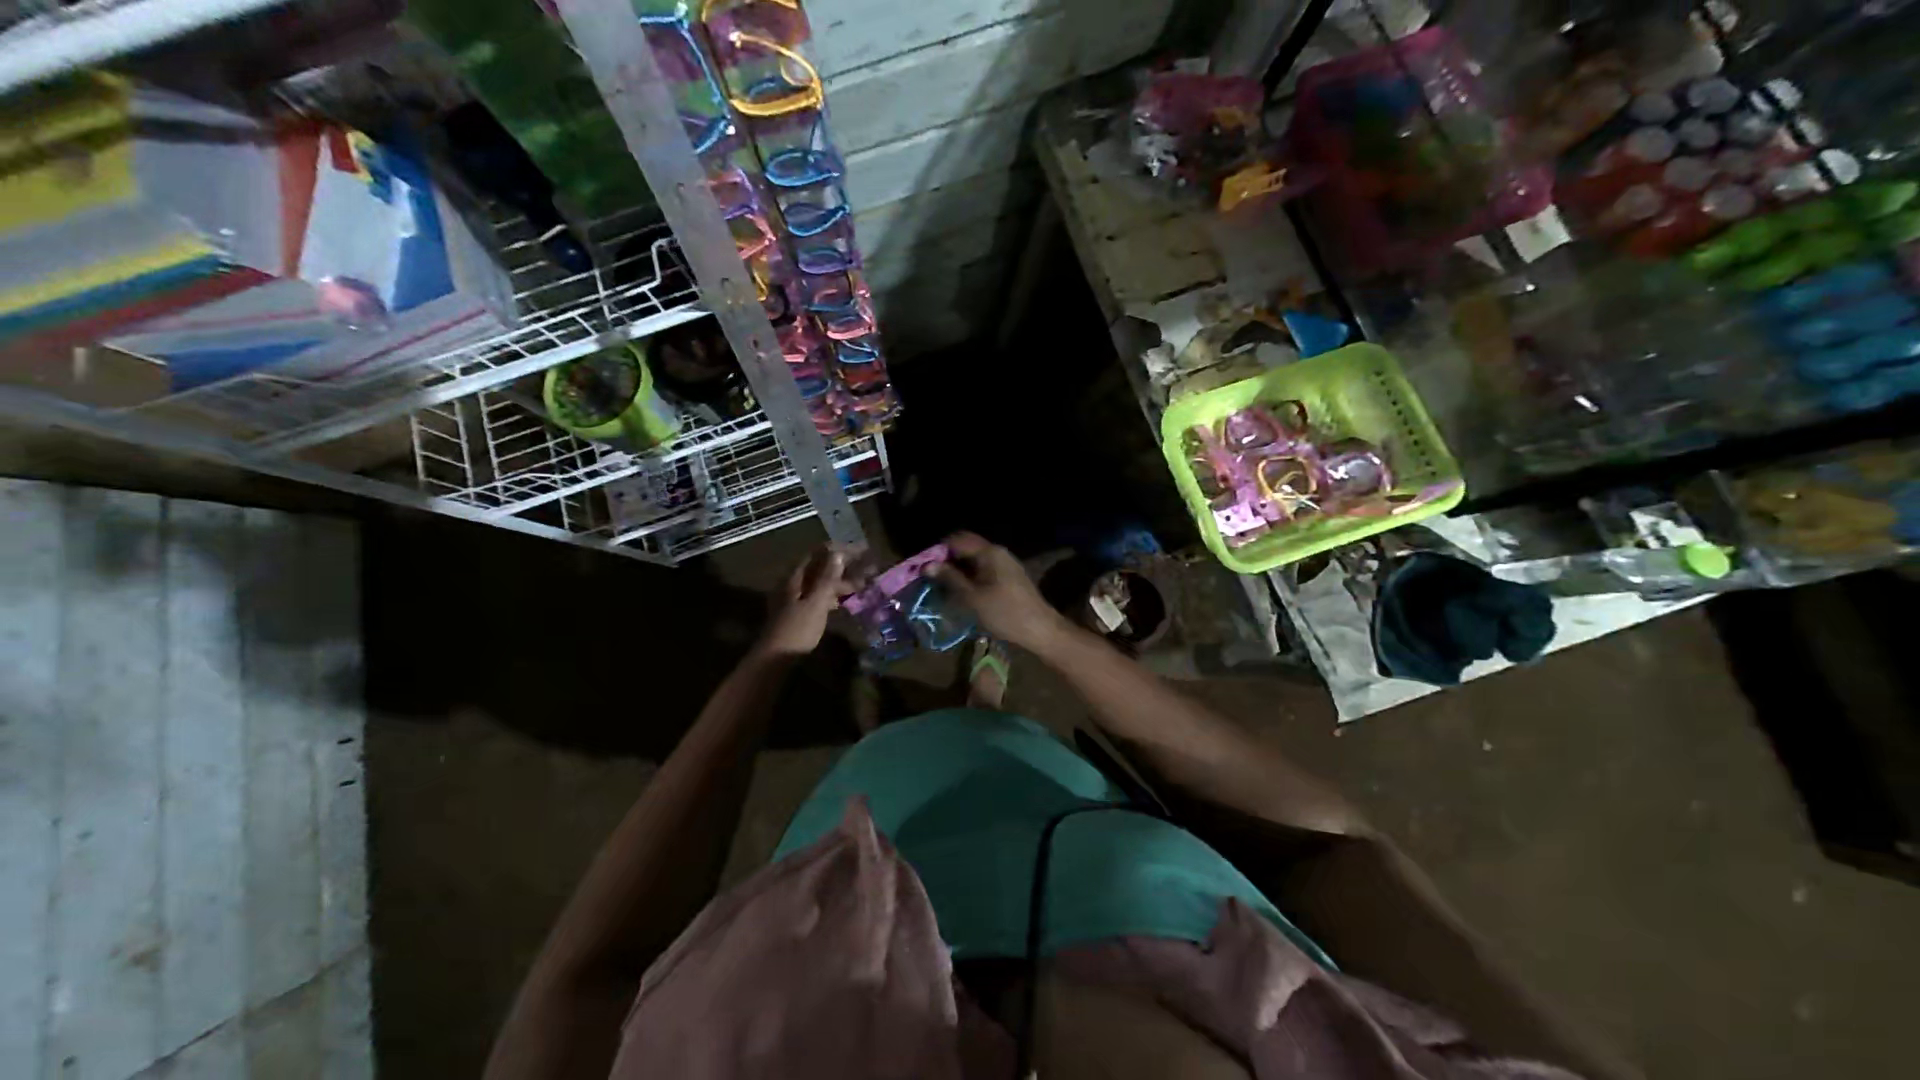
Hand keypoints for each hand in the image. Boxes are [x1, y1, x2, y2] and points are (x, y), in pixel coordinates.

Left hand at [755, 546, 850, 658]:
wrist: (775, 659)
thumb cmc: (797, 630)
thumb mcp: (816, 603)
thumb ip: (827, 579)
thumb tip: (837, 554)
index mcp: (794, 578)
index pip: (817, 554)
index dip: (838, 550)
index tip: (859, 551)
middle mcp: (792, 584)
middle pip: (818, 569)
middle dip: (841, 567)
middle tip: (865, 569)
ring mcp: (793, 599)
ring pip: (819, 584)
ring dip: (838, 583)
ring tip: (860, 585)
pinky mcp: (797, 614)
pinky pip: (817, 598)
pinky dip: (831, 597)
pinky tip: (843, 602)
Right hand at [929, 532, 1074, 652]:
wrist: (1040, 629)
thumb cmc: (1004, 613)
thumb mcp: (972, 598)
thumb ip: (949, 578)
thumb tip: (927, 565)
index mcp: (989, 552)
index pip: (957, 540)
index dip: (938, 551)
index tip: (925, 568)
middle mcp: (998, 552)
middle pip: (966, 548)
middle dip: (947, 560)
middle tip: (931, 579)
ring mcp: (1005, 563)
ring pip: (974, 559)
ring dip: (958, 570)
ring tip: (943, 587)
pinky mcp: (1008, 576)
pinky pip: (983, 568)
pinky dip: (970, 576)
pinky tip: (963, 592)